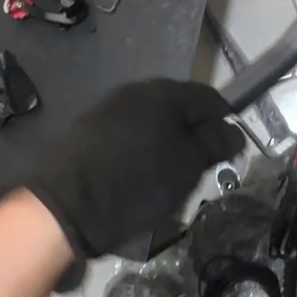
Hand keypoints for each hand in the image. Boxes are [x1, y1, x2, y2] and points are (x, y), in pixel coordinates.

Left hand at [20, 79, 242, 259]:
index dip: (224, 123)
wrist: (65, 205)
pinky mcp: (89, 128)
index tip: (229, 152)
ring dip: (166, 143)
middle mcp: (137, 90)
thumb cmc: (135, 184)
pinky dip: (141, 150)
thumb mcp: (187, 168)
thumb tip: (232, 131)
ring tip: (168, 178)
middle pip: (179, 108)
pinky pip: (128, 134)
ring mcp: (109, 107)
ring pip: (152, 121)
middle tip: (200, 169)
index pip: (209, 98)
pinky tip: (138, 177)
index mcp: (166, 92)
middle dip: (193, 134)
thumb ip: (215, 144)